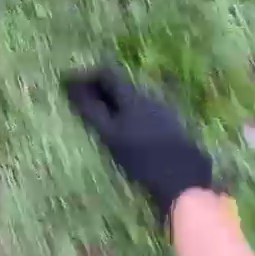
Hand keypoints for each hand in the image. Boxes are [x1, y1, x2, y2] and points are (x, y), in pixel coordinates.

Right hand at [63, 67, 213, 218]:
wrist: (184, 183)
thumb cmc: (141, 159)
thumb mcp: (110, 134)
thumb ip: (90, 109)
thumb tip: (70, 87)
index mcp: (133, 97)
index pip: (106, 72)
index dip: (86, 75)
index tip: (70, 86)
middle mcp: (150, 98)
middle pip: (121, 85)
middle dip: (99, 90)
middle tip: (81, 104)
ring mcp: (164, 113)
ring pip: (133, 100)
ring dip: (115, 104)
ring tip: (101, 121)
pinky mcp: (173, 129)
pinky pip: (145, 113)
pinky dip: (129, 117)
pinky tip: (126, 135)